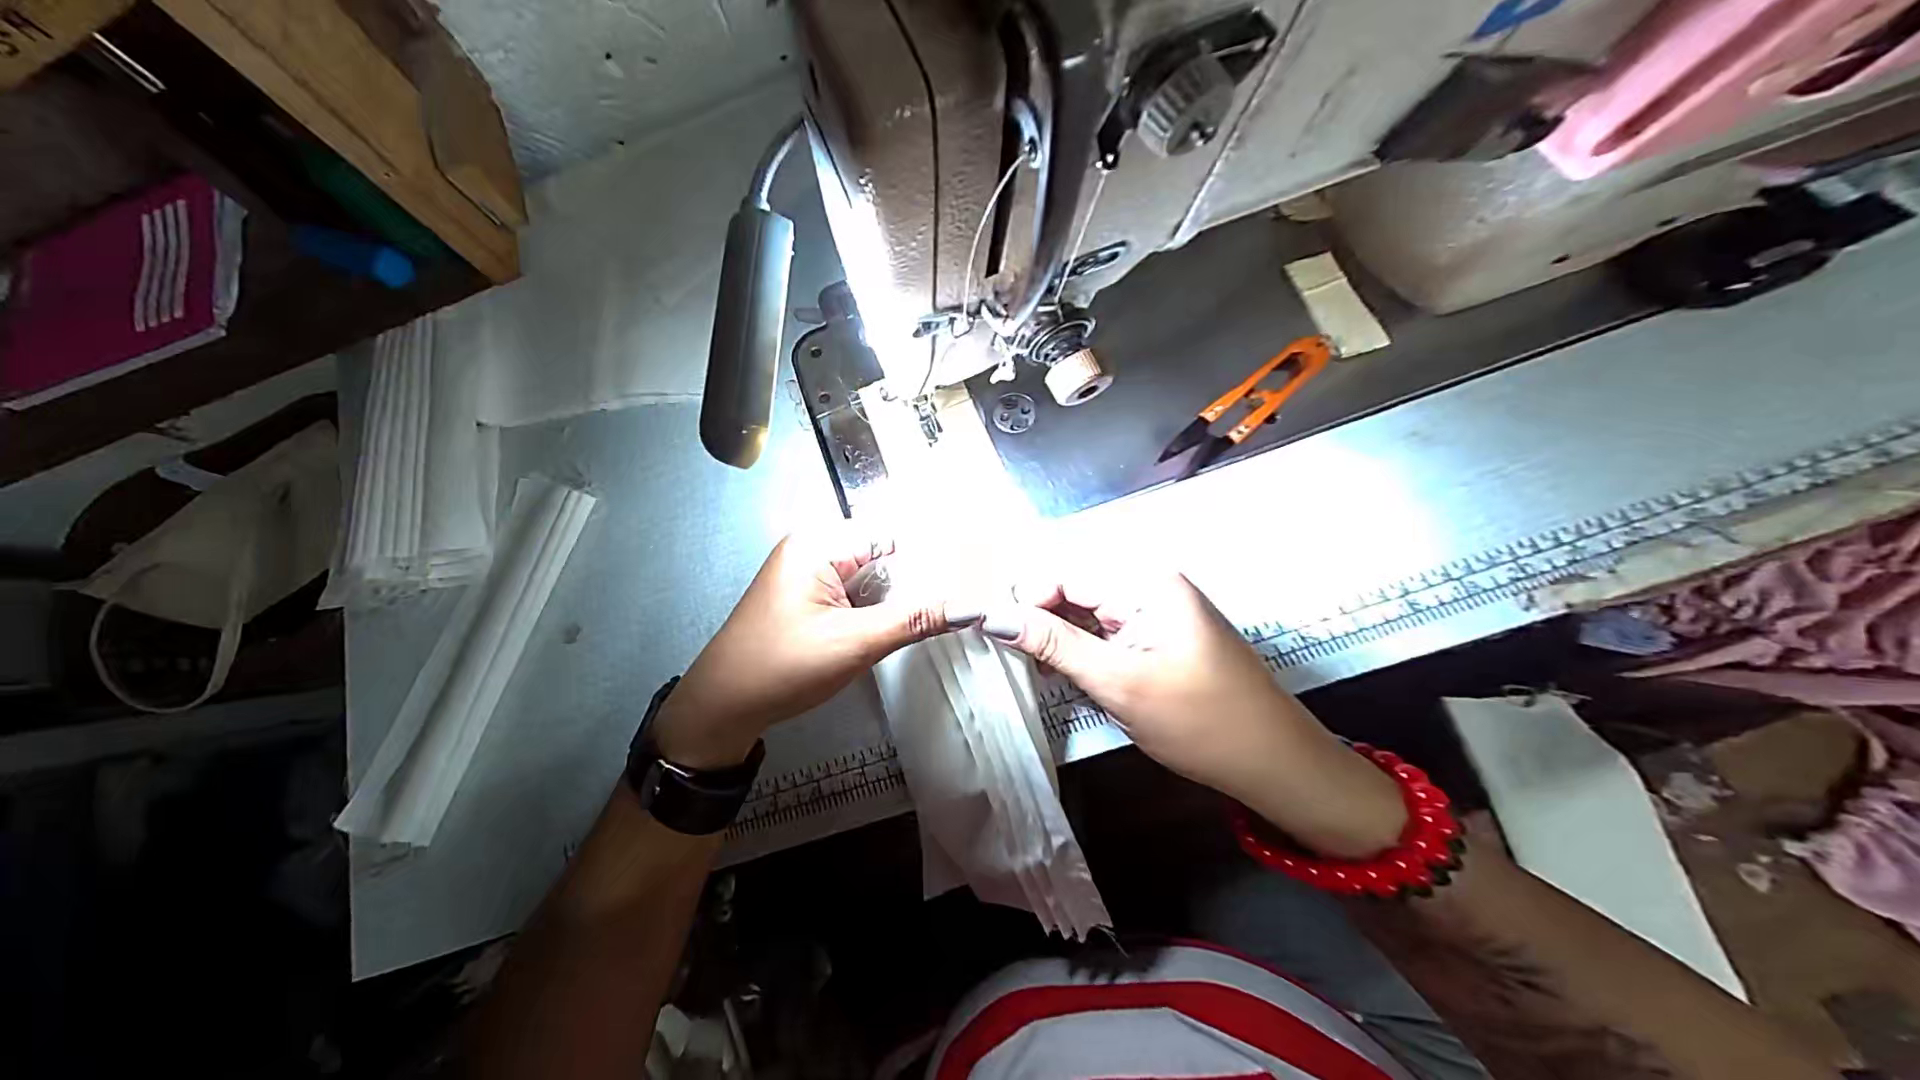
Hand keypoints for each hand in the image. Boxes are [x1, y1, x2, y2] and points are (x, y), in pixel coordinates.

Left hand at [651, 527, 971, 767]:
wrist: (722, 708)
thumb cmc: (780, 668)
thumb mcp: (853, 644)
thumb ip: (915, 619)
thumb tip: (973, 606)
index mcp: (818, 543)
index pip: (893, 532)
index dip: (937, 549)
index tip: (983, 565)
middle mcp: (816, 548)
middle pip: (887, 551)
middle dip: (927, 573)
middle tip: (979, 590)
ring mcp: (814, 574)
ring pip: (878, 574)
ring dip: (909, 592)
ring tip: (960, 602)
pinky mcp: (815, 598)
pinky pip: (863, 592)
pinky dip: (888, 605)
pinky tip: (919, 617)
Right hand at [981, 572, 1406, 857]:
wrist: (1276, 765)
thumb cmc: (1201, 723)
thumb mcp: (1120, 683)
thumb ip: (1055, 645)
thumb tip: (995, 617)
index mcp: (1150, 583)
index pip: (1069, 574)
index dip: (1027, 599)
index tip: (994, 632)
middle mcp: (1154, 587)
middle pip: (1078, 589)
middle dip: (1043, 618)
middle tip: (1015, 656)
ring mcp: (1160, 613)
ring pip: (1091, 613)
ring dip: (1061, 636)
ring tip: (1038, 668)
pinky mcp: (1161, 639)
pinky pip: (1110, 632)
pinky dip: (1085, 650)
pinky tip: (1067, 670)